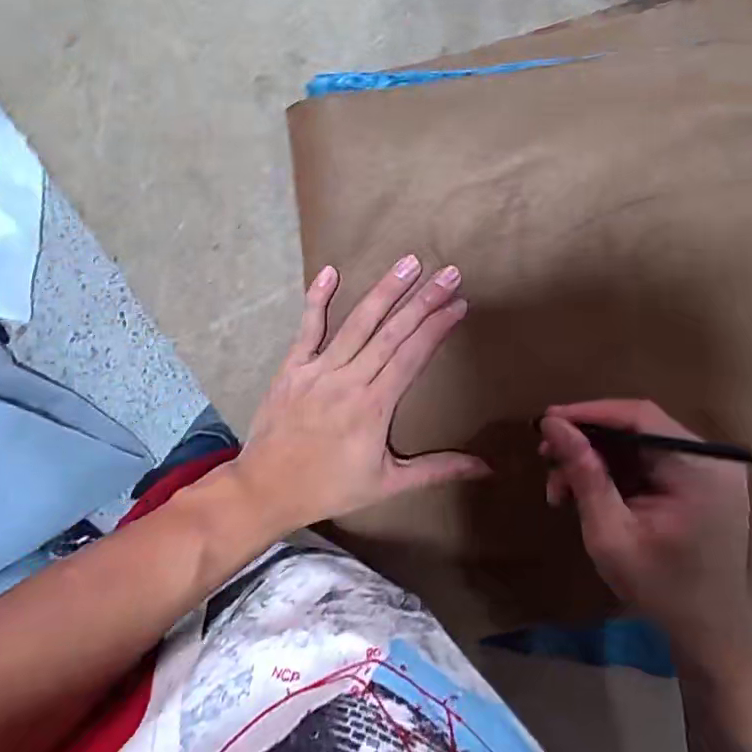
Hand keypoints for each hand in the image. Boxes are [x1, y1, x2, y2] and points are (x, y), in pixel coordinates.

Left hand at [225, 256, 489, 537]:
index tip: (459, 303)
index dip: (437, 327)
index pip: (412, 355)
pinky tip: (330, 272)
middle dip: (423, 300)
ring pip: (356, 323)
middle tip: (448, 272)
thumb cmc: (329, 487)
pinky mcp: (292, 367)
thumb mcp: (387, 483)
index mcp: (373, 406)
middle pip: (391, 332)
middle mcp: (347, 380)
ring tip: (408, 262)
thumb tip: (485, 469)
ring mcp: (317, 370)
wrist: (266, 489)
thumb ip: (436, 469)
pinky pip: (307, 328)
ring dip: (384, 291)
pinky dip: (317, 299)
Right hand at [538, 399, 751, 654]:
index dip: (589, 413)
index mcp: (698, 469)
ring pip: (636, 444)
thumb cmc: (661, 588)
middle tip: (545, 455)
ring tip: (559, 487)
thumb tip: (552, 424)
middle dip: (586, 439)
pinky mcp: (696, 483)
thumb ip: (584, 474)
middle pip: (636, 427)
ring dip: (594, 459)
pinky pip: (646, 462)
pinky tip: (583, 493)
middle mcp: (709, 459)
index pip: (639, 417)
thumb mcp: (610, 533)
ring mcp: (706, 471)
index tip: (546, 421)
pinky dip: (612, 472)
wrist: (709, 633)